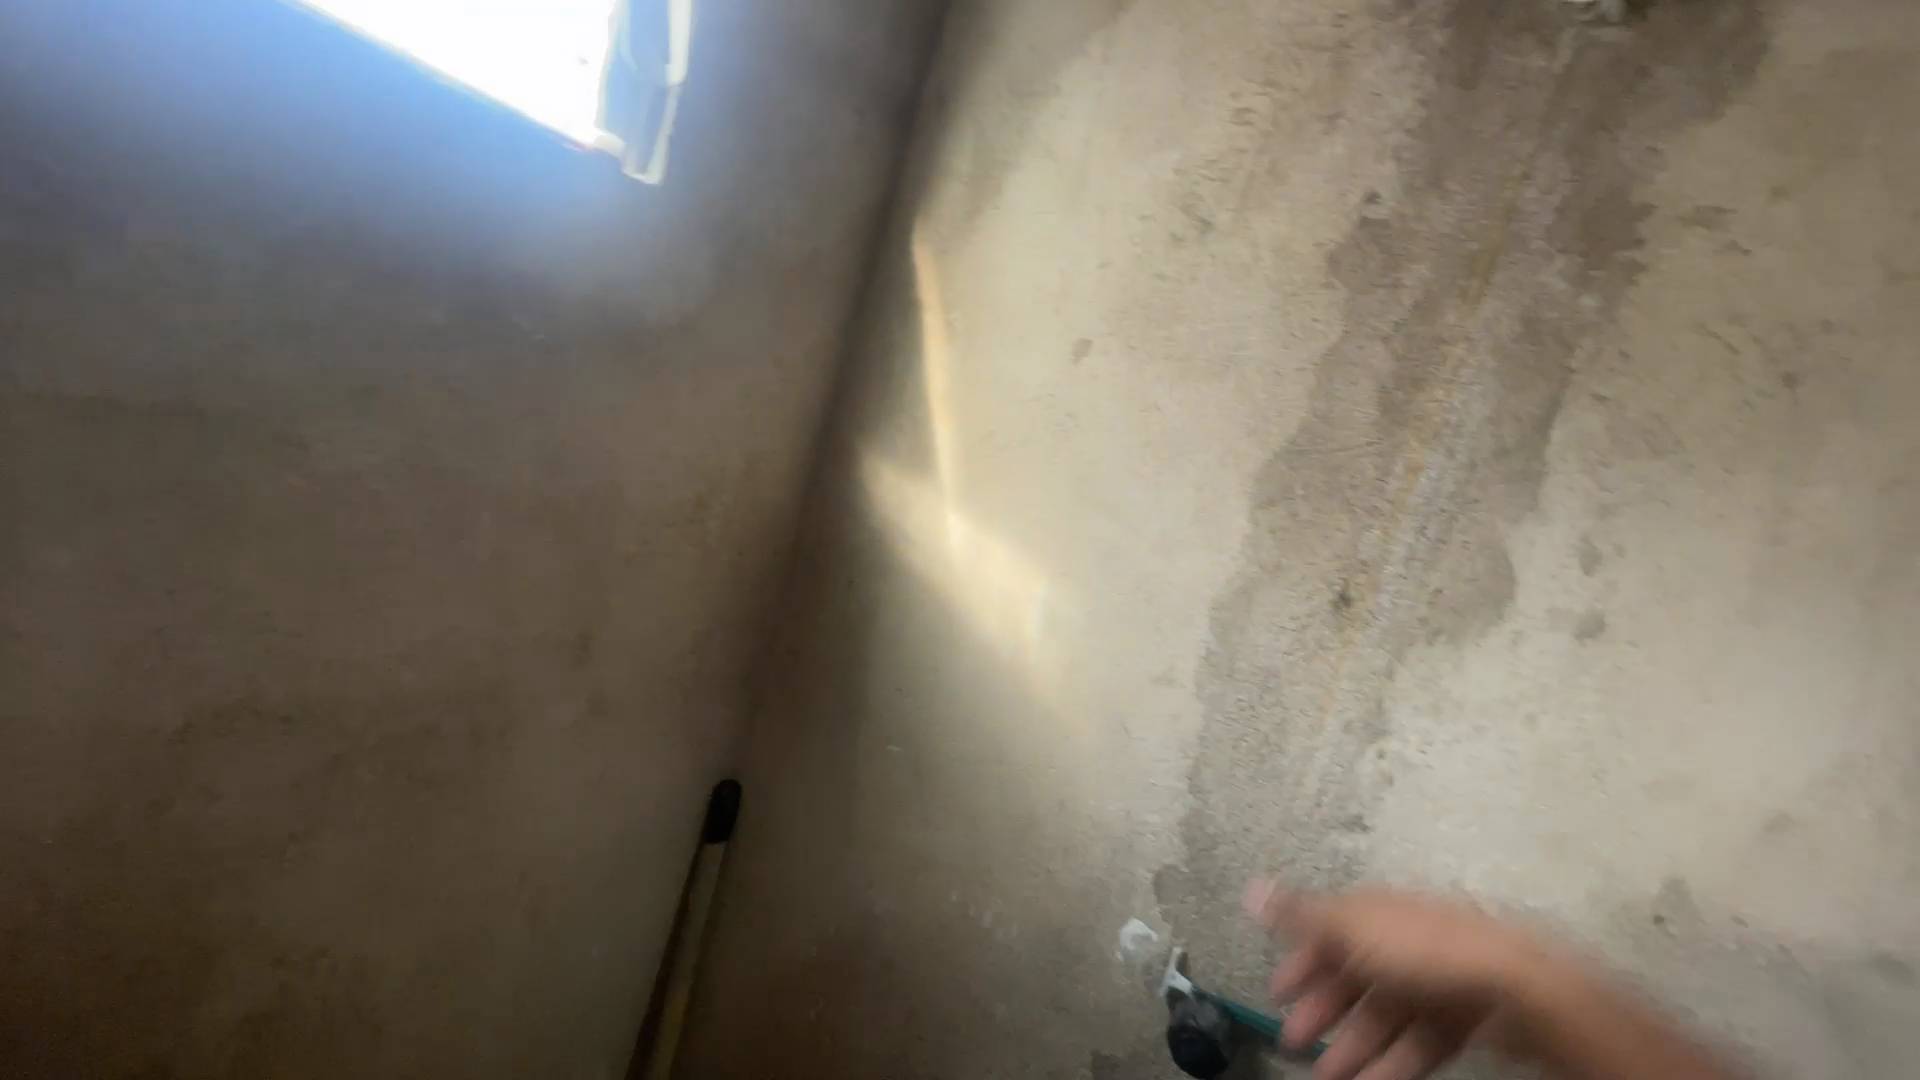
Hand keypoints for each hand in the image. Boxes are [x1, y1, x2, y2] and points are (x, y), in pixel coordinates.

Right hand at [1243, 880, 1550, 1079]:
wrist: (1513, 983)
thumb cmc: (1418, 948)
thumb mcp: (1348, 927)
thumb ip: (1298, 914)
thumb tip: (1251, 888)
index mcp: (1368, 914)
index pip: (1322, 935)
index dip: (1298, 964)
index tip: (1275, 995)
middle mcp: (1395, 943)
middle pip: (1350, 979)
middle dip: (1320, 1012)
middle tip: (1293, 1044)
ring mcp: (1429, 982)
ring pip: (1381, 1017)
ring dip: (1352, 1048)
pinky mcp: (1459, 1020)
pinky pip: (1416, 1043)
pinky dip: (1392, 1065)